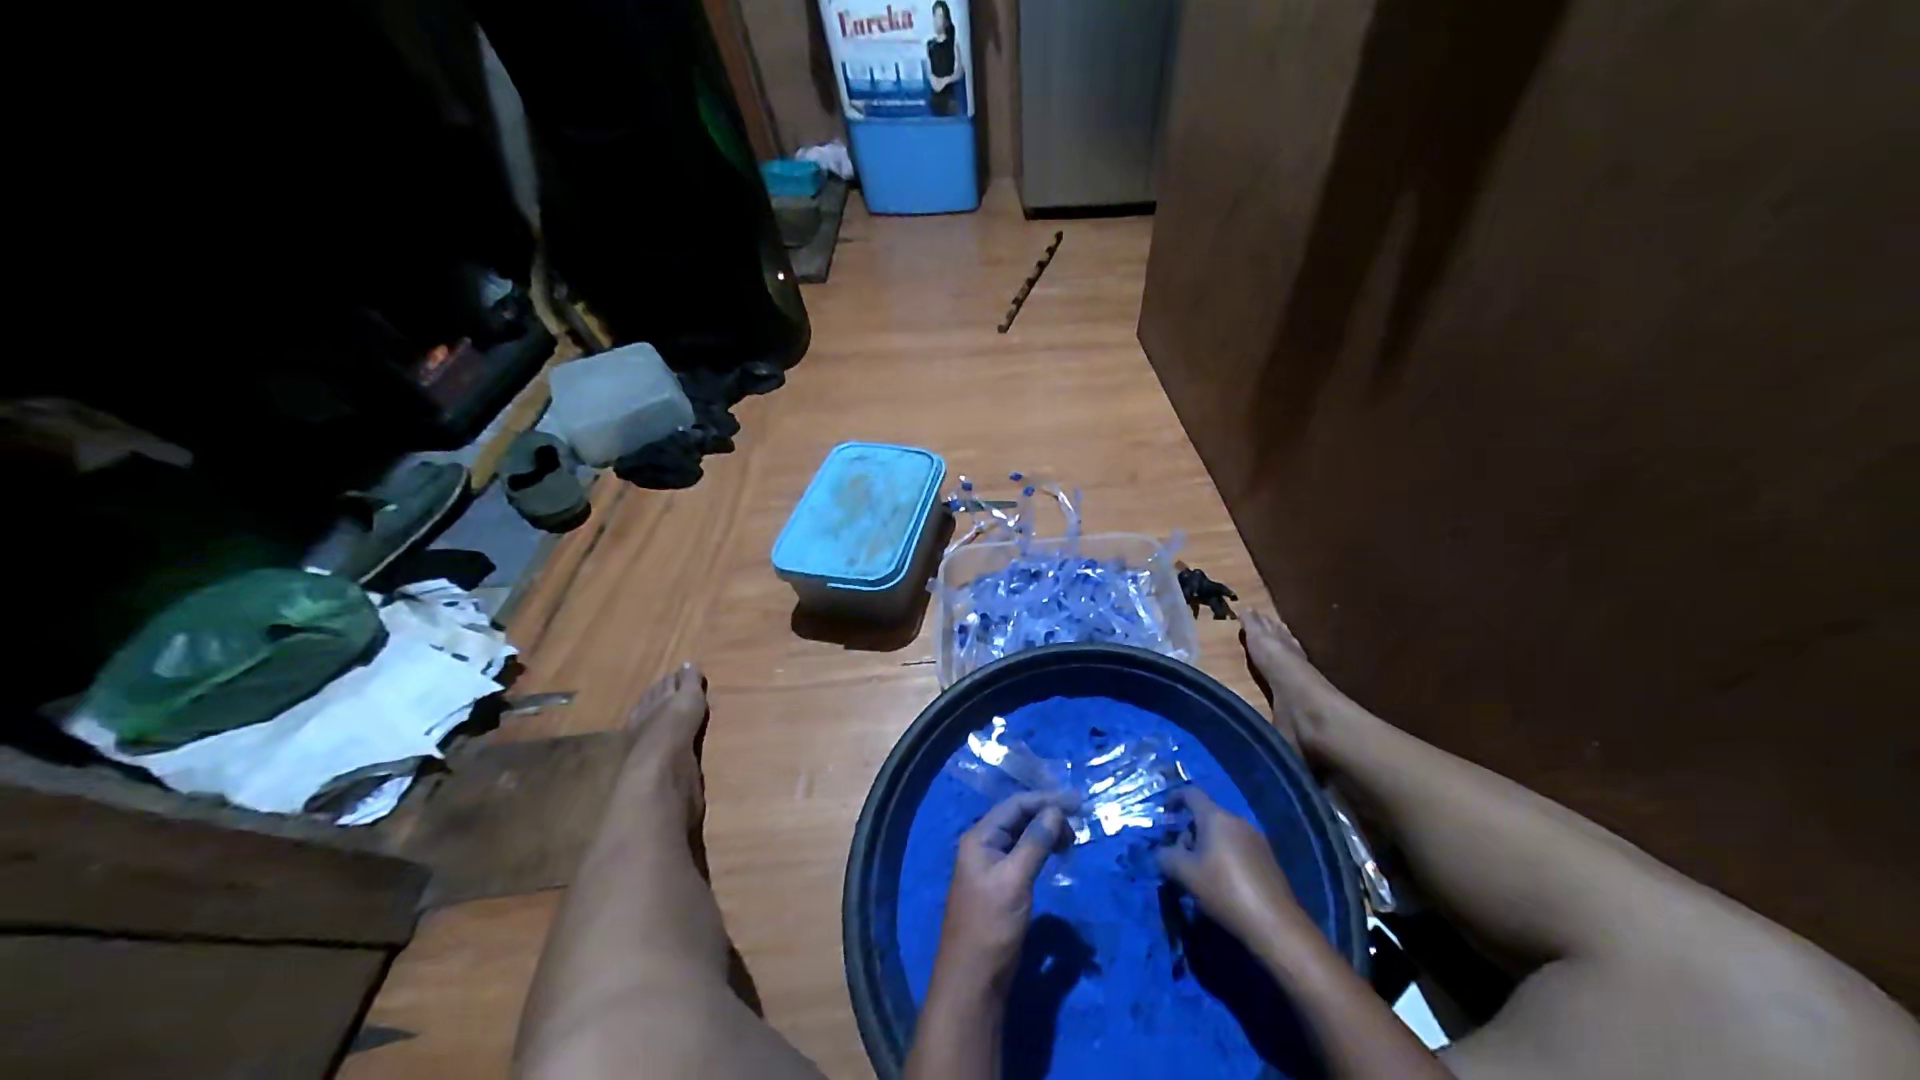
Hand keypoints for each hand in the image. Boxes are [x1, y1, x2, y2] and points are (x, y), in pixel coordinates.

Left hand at [934, 792, 1071, 993]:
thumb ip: (1035, 843)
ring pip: (1022, 836)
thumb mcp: (1015, 880)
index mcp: (979, 838)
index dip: (1046, 800)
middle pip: (1018, 817)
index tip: (1078, 801)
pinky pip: (1023, 854)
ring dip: (1046, 832)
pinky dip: (1042, 849)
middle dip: (1048, 814)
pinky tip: (1057, 854)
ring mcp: (991, 865)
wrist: (973, 978)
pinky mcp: (1001, 883)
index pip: (1015, 805)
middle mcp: (983, 845)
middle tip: (1078, 824)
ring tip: (1072, 840)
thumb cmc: (991, 926)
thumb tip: (1055, 811)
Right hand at [1157, 787, 1315, 946]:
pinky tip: (1221, 882)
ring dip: (1205, 846)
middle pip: (1205, 815)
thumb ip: (1165, 856)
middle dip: (1188, 832)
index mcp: (1216, 817)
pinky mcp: (1267, 858)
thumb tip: (1161, 852)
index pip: (1191, 793)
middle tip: (1178, 858)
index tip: (1164, 816)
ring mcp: (1256, 839)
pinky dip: (1222, 856)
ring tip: (1197, 874)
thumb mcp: (1184, 873)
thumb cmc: (1224, 890)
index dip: (1173, 798)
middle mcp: (1238, 821)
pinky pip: (1236, 846)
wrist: (1274, 923)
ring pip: (1221, 832)